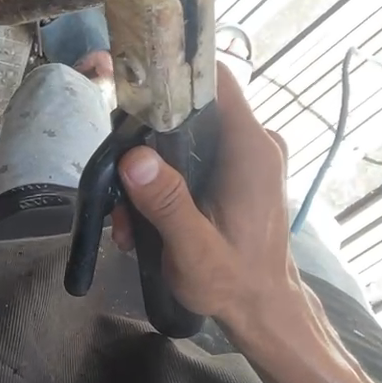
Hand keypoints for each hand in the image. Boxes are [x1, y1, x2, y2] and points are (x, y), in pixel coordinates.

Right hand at [112, 65, 310, 343]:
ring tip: (127, 220)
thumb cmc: (234, 283)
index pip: (214, 81)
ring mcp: (246, 157)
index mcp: (251, 151)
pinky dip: (163, 184)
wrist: (264, 311)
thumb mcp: (193, 249)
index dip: (172, 72)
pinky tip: (142, 223)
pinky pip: (191, 159)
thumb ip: (166, 202)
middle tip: (117, 184)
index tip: (130, 86)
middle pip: (189, 110)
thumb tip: (134, 157)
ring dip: (148, 173)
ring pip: (184, 139)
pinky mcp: (237, 172)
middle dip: (145, 142)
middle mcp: (254, 144)